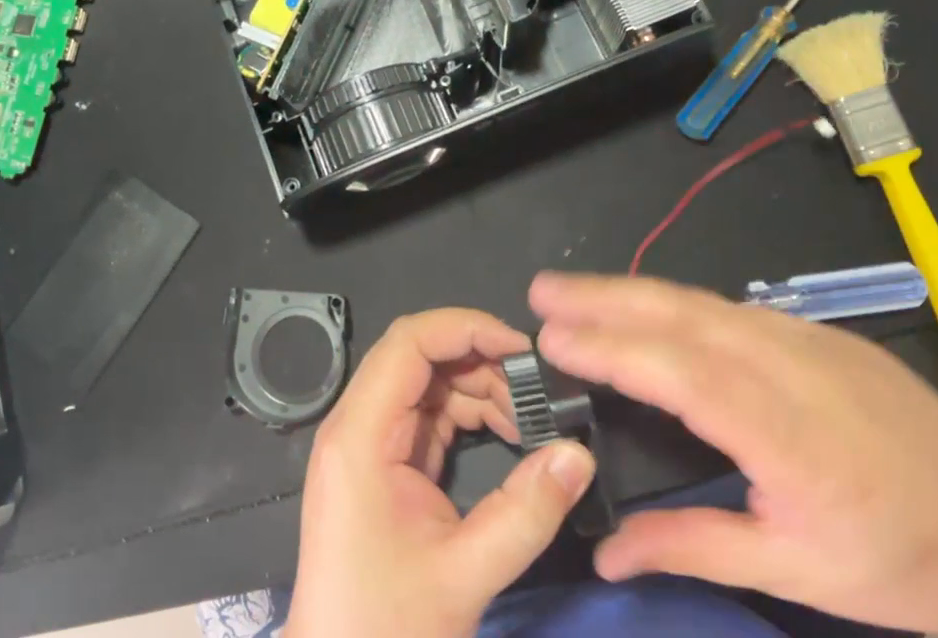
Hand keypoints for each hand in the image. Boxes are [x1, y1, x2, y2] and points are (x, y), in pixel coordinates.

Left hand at [290, 309, 596, 637]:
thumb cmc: (387, 622)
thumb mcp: (465, 571)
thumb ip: (527, 511)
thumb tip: (579, 454)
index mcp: (361, 435)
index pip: (408, 342)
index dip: (465, 329)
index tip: (522, 349)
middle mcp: (358, 427)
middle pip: (419, 358)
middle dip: (481, 363)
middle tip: (539, 392)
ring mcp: (368, 446)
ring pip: (427, 386)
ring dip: (479, 391)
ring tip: (532, 420)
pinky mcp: (383, 466)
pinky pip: (428, 419)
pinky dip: (469, 418)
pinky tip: (508, 435)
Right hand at [530, 272, 937, 637]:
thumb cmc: (904, 570)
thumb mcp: (795, 571)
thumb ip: (690, 546)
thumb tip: (604, 550)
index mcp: (793, 437)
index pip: (683, 375)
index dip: (613, 350)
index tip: (552, 338)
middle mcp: (802, 372)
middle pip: (688, 316)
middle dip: (608, 297)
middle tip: (542, 291)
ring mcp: (820, 345)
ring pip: (710, 304)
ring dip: (637, 293)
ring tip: (577, 294)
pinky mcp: (829, 338)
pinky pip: (739, 312)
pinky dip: (679, 306)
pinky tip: (650, 314)